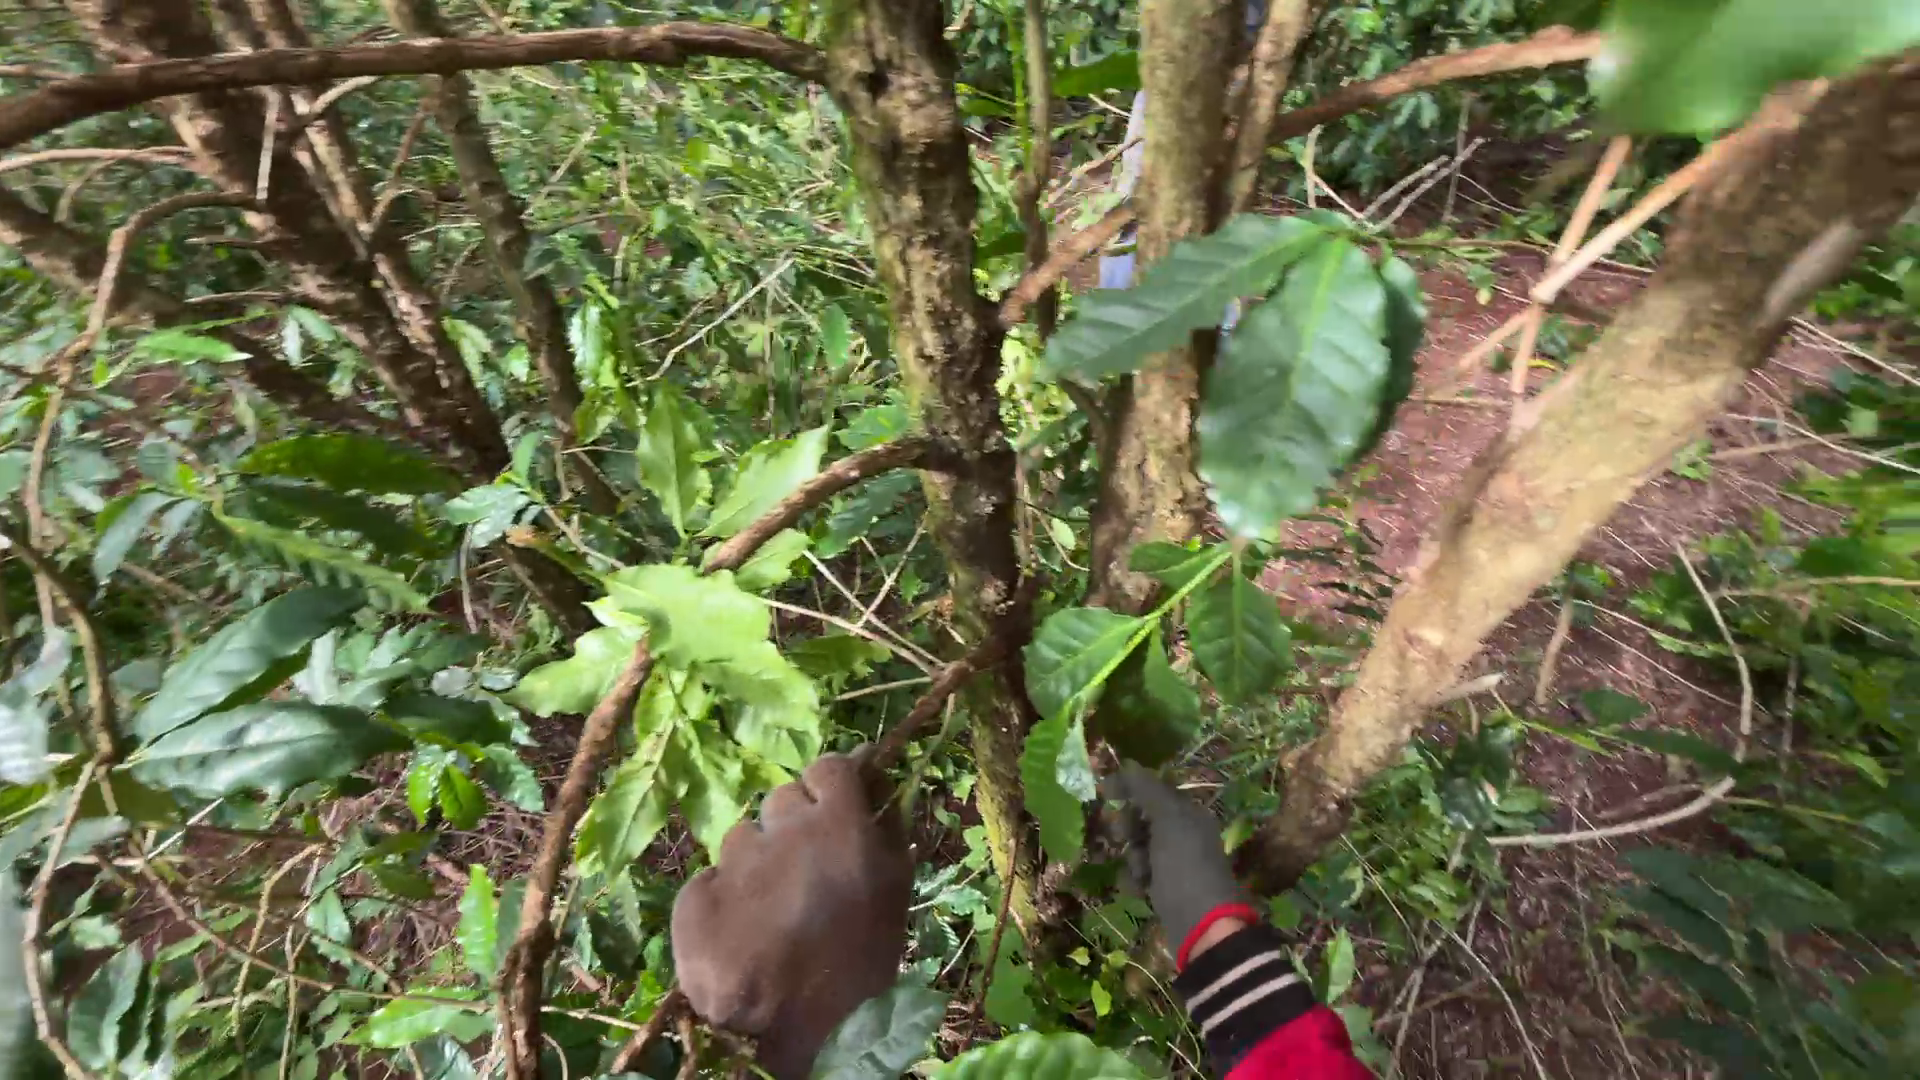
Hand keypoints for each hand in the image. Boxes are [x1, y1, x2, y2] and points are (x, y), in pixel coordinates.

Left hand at [671, 749, 911, 1079]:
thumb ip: (887, 822)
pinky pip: (708, 879)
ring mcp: (736, 865)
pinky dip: (721, 898)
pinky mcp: (696, 902)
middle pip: (781, 799)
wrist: (816, 1037)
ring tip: (772, 909)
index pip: (827, 766)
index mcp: (838, 823)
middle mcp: (784, 830)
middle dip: (792, 824)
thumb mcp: (896, 882)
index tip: (832, 806)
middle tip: (804, 870)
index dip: (828, 785)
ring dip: (757, 862)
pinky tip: (741, 930)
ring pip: (742, 838)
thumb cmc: (868, 954)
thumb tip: (878, 776)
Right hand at [1103, 761, 1247, 953]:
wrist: (1204, 929)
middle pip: (1144, 818)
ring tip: (1139, 872)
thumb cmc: (1185, 868)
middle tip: (1121, 836)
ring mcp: (1177, 863)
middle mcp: (1185, 835)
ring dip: (1132, 856)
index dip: (1129, 787)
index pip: (1154, 790)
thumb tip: (1128, 764)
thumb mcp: (1167, 821)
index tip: (1103, 792)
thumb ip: (1147, 790)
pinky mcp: (1168, 890)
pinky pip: (1142, 873)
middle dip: (1129, 826)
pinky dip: (1136, 879)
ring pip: (1140, 846)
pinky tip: (1137, 889)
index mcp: (1190, 814)